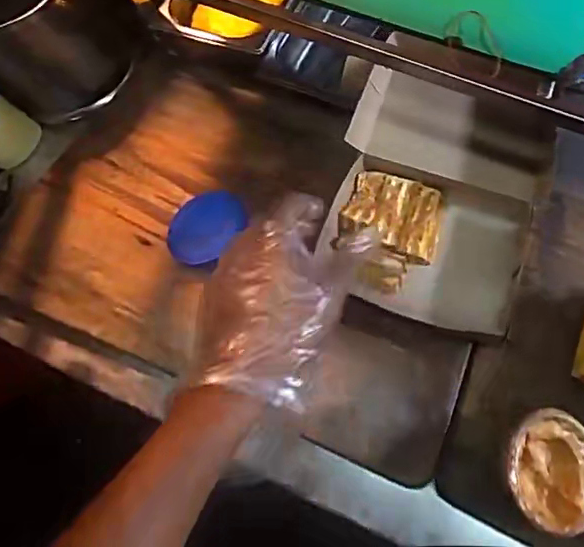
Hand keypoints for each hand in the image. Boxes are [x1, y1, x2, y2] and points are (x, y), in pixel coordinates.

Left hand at [187, 193, 374, 413]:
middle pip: (271, 221)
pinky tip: (267, 291)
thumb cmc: (288, 331)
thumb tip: (371, 232)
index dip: (311, 206)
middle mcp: (244, 241)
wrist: (234, 381)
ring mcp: (224, 265)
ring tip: (293, 267)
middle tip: (314, 243)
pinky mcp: (212, 289)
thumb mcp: (328, 295)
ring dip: (272, 247)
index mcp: (272, 236)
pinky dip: (255, 266)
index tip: (325, 218)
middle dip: (293, 227)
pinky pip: (238, 264)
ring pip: (253, 242)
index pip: (293, 203)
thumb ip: (348, 258)